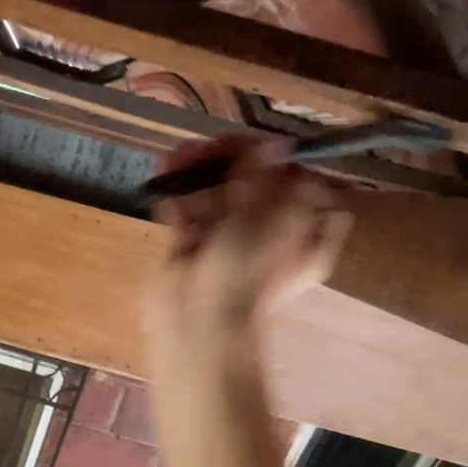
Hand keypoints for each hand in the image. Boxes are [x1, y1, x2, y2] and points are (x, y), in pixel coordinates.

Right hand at [143, 135, 352, 340]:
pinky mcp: (190, 247)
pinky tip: (166, 167)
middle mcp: (265, 236)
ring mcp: (225, 242)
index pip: (300, 187)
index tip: (263, 146)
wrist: (196, 323)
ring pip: (217, 195)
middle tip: (218, 145)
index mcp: (300, 235)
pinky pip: (186, 211)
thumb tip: (273, 143)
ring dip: (200, 170)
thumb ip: (261, 177)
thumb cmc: (242, 274)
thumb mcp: (260, 218)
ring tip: (184, 153)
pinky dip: (177, 189)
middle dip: (234, 161)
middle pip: (254, 187)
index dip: (283, 163)